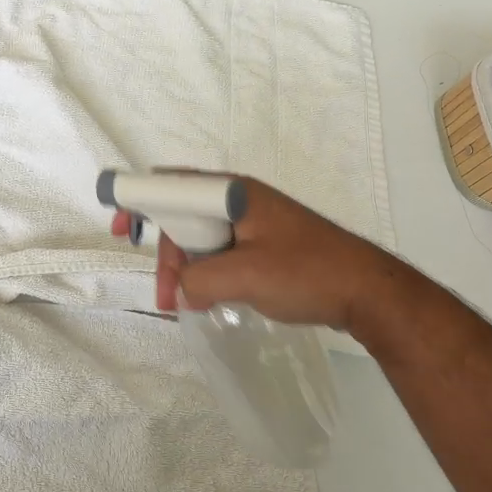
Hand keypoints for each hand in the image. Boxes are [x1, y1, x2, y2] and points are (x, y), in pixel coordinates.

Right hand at [112, 173, 409, 330]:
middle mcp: (239, 200)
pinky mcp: (265, 244)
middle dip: (165, 253)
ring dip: (185, 269)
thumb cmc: (307, 273)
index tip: (119, 228)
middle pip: (183, 217)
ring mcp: (254, 222)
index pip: (171, 186)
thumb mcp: (245, 277)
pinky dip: (206, 272)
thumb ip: (199, 278)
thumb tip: (180, 288)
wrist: (372, 294)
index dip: (139, 201)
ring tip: (184, 306)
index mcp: (232, 194)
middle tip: (164, 294)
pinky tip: (208, 298)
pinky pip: (221, 250)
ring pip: (201, 238)